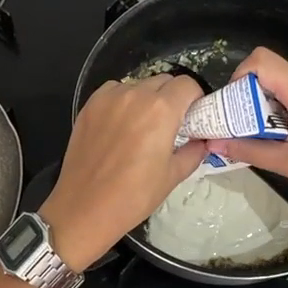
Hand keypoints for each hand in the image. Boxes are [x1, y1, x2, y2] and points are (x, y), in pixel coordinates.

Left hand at [40, 75, 207, 269]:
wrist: (85, 207)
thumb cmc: (134, 195)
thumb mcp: (173, 175)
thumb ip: (193, 151)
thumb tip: (201, 141)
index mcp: (161, 109)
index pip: (187, 85)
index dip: (194, 99)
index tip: (192, 117)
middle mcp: (135, 94)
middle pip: (163, 81)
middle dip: (172, 98)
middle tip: (170, 125)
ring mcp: (108, 98)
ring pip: (137, 85)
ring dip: (146, 98)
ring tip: (142, 127)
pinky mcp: (89, 105)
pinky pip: (114, 92)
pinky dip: (122, 101)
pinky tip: (120, 126)